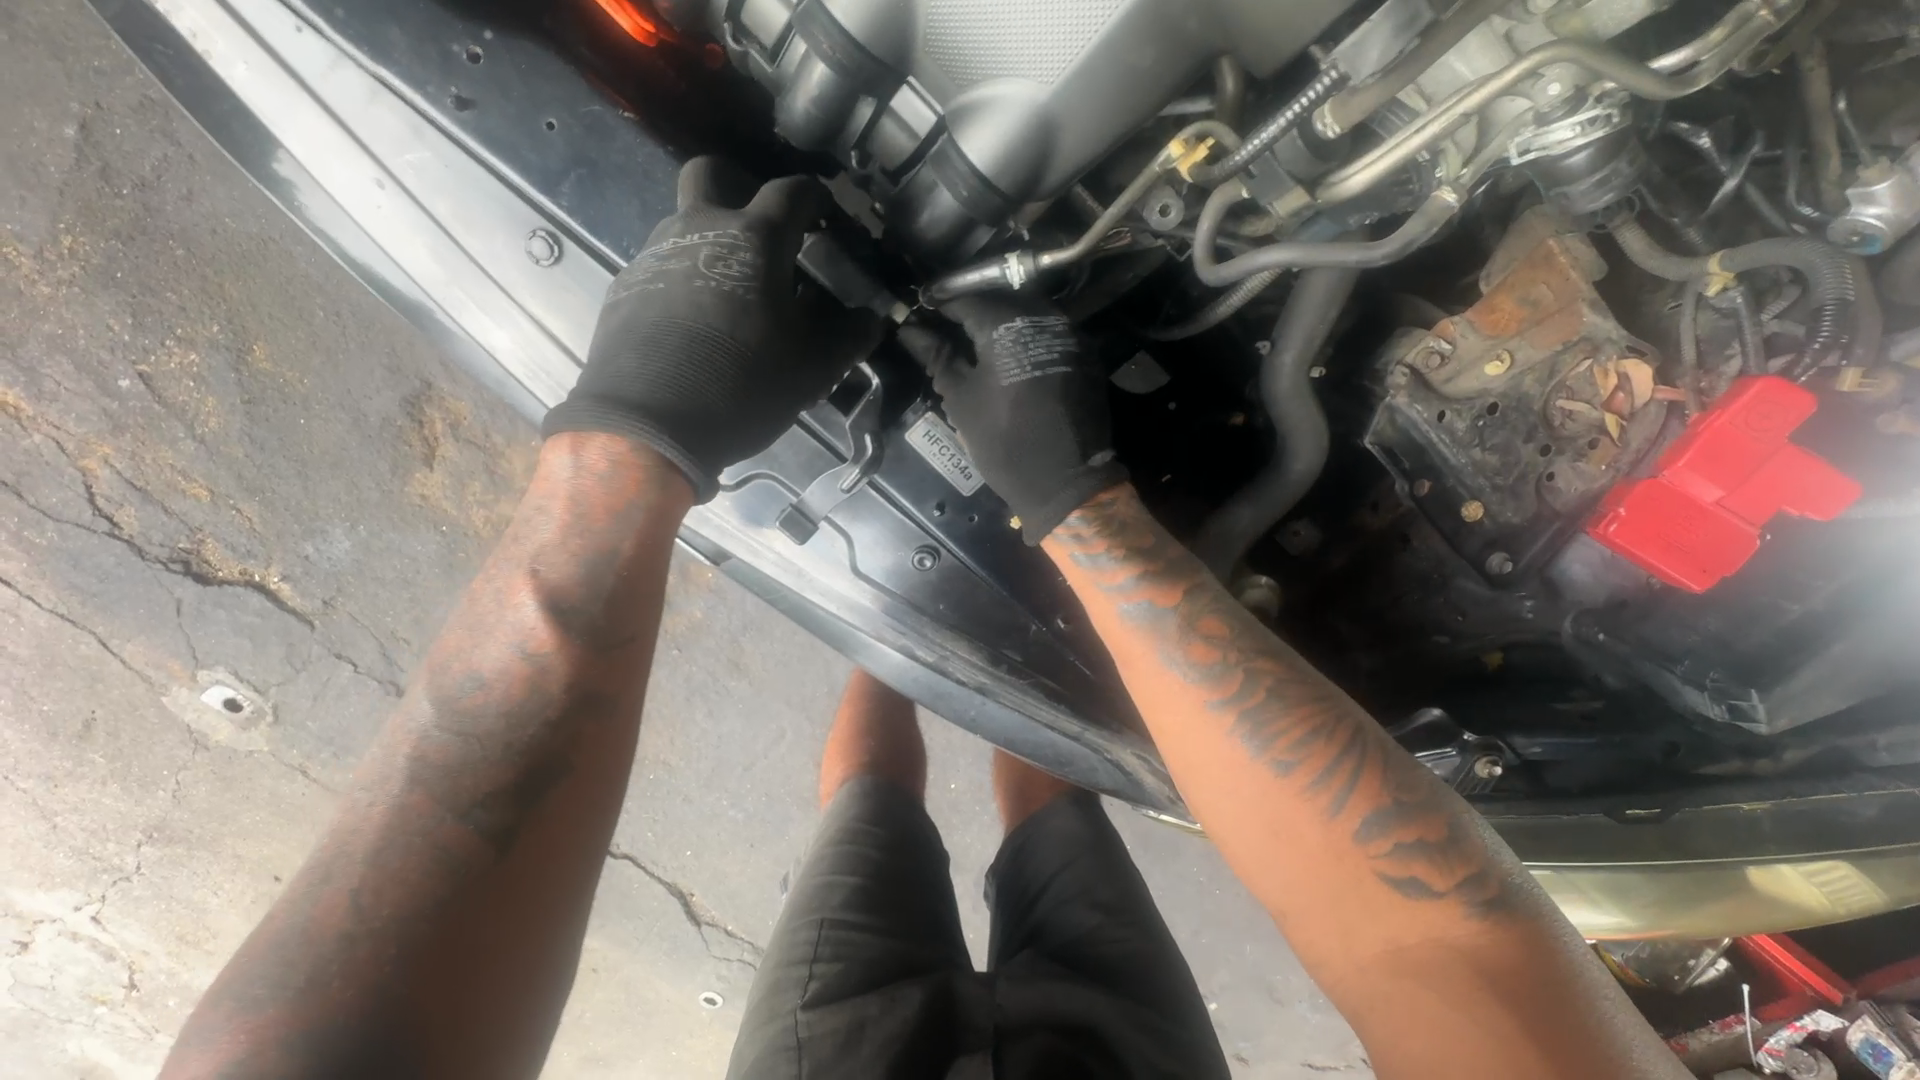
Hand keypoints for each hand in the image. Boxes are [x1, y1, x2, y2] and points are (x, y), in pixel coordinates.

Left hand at [543, 157, 884, 500]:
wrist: (647, 424)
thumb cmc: (743, 385)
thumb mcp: (812, 369)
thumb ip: (849, 337)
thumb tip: (871, 319)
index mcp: (754, 240)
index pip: (792, 192)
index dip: (814, 196)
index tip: (824, 211)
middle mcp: (700, 231)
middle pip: (712, 174)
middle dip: (738, 186)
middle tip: (759, 229)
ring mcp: (655, 256)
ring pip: (683, 224)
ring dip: (710, 242)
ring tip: (731, 294)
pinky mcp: (626, 289)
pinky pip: (662, 268)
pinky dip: (684, 282)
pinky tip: (694, 327)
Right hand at [898, 296, 1125, 543]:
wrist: (1065, 480)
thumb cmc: (1003, 440)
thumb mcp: (961, 398)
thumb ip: (936, 356)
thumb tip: (909, 329)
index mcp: (1006, 324)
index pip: (966, 298)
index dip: (941, 306)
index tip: (923, 314)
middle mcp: (1042, 316)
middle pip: (999, 298)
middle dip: (971, 309)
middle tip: (947, 327)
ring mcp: (1068, 333)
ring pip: (1026, 311)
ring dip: (1000, 320)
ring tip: (976, 341)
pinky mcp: (1083, 353)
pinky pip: (1047, 330)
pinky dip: (1025, 335)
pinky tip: (1009, 355)